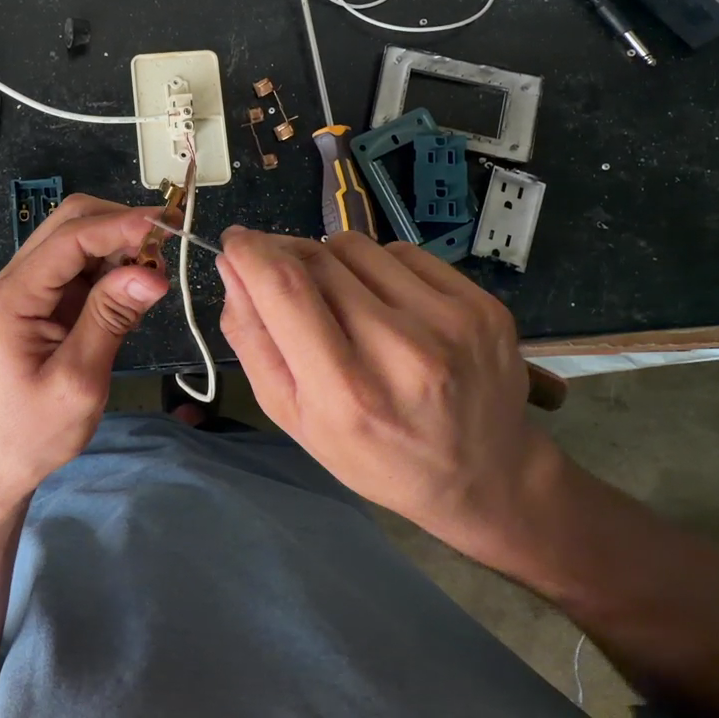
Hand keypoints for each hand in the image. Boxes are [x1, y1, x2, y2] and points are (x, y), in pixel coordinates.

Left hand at [0, 195, 169, 501]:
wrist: (3, 463)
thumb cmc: (36, 432)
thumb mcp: (79, 380)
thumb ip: (110, 318)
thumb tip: (152, 271)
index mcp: (12, 298)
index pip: (69, 239)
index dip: (120, 225)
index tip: (169, 225)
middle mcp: (13, 283)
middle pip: (67, 225)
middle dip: (119, 224)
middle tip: (168, 243)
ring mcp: (25, 292)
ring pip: (74, 241)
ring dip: (117, 245)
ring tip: (157, 270)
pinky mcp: (40, 304)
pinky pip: (77, 269)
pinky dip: (109, 269)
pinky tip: (133, 291)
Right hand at [216, 228, 555, 549]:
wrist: (486, 476)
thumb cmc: (372, 454)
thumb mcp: (291, 415)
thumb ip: (251, 339)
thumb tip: (232, 266)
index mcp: (345, 392)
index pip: (285, 289)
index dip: (249, 253)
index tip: (233, 242)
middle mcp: (402, 351)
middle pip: (316, 259)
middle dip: (281, 254)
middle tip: (275, 270)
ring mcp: (452, 324)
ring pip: (355, 247)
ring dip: (329, 260)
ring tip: (338, 298)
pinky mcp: (483, 306)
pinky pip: (401, 252)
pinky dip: (376, 266)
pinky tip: (383, 303)